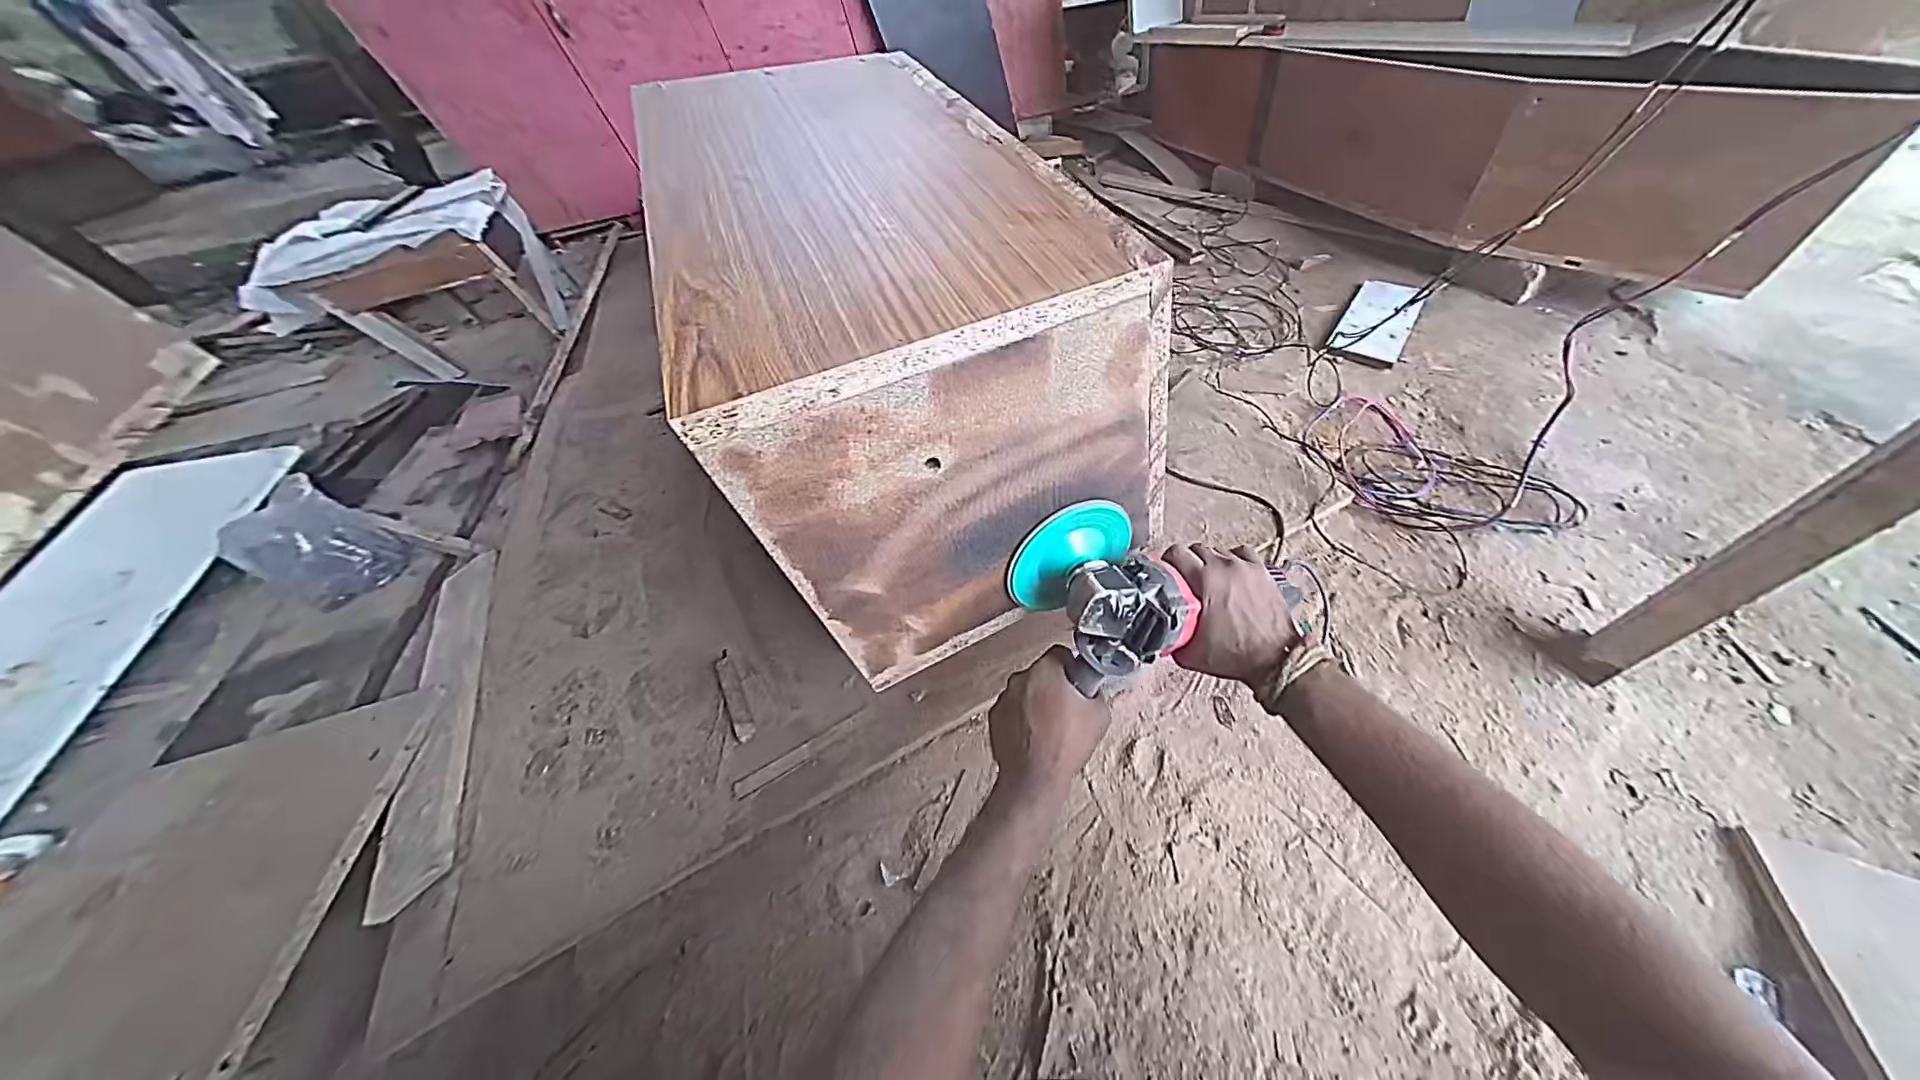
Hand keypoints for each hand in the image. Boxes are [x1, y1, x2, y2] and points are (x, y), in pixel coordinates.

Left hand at [987, 645, 1110, 808]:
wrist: (1034, 778)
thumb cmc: (1064, 747)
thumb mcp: (1099, 715)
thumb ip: (1094, 692)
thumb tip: (1090, 690)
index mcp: (1046, 670)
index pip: (1061, 653)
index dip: (1073, 667)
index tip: (1078, 681)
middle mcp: (1020, 678)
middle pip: (1042, 672)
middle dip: (1054, 685)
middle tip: (1068, 708)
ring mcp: (1004, 697)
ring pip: (1026, 690)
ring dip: (1037, 701)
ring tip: (1051, 727)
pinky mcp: (995, 716)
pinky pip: (1013, 708)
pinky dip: (1022, 717)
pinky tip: (1035, 736)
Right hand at [1161, 543, 1299, 685]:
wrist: (1275, 659)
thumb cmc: (1238, 654)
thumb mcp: (1190, 652)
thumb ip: (1170, 636)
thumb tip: (1159, 630)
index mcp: (1204, 580)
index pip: (1176, 553)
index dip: (1166, 560)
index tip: (1165, 570)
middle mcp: (1225, 568)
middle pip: (1196, 549)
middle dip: (1186, 561)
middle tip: (1184, 577)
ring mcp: (1246, 568)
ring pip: (1218, 550)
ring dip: (1209, 561)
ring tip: (1207, 577)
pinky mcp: (1262, 572)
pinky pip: (1241, 553)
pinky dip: (1232, 559)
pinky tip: (1230, 571)